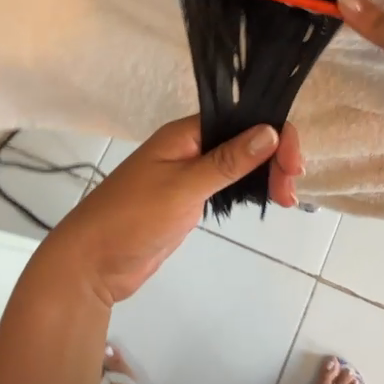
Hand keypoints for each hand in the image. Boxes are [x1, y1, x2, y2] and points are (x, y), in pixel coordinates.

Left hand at [44, 118, 303, 305]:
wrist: (90, 264)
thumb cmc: (131, 219)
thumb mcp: (183, 188)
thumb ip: (227, 161)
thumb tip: (270, 131)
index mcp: (185, 133)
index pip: (242, 119)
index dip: (274, 135)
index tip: (293, 166)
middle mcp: (191, 146)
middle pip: (246, 139)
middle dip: (275, 159)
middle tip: (289, 194)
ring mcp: (191, 173)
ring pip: (241, 162)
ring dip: (266, 175)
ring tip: (284, 200)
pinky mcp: (190, 198)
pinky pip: (229, 184)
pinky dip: (250, 190)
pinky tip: (265, 201)